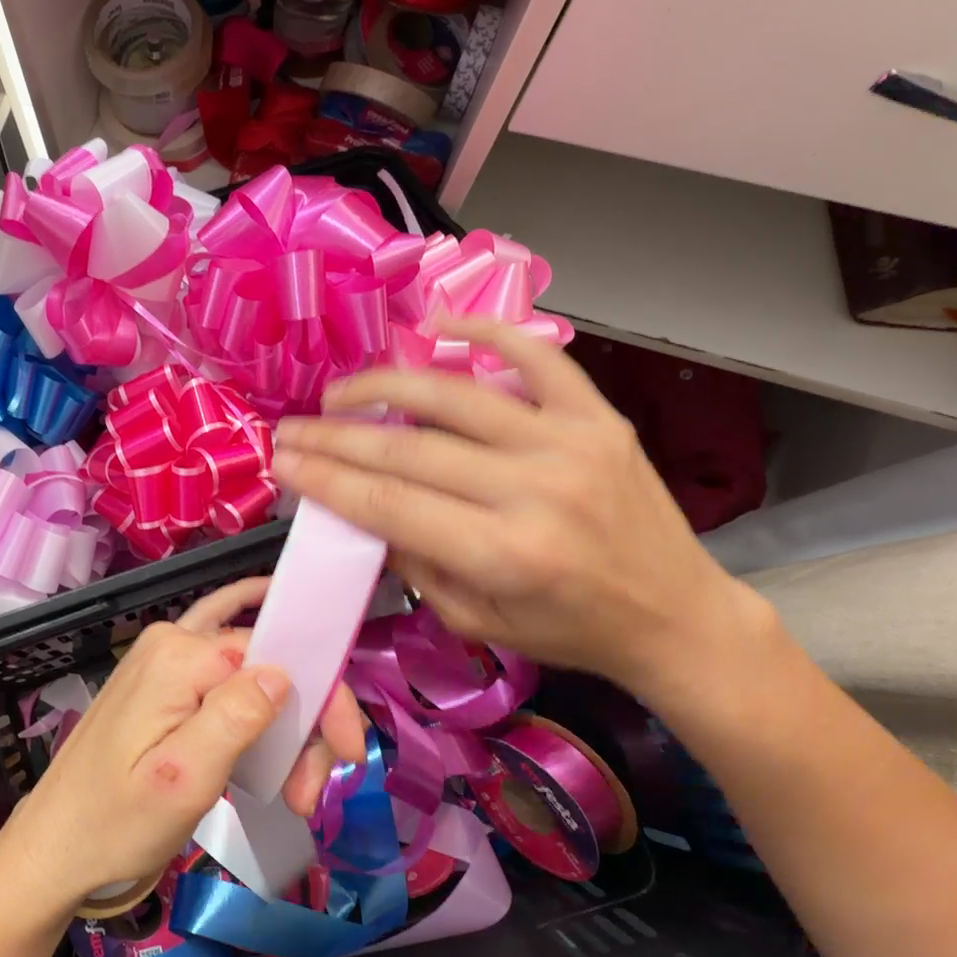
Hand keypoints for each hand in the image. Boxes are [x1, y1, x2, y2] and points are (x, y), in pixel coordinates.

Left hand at [0, 578, 367, 912]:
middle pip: (266, 664)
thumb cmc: (116, 824)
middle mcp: (171, 642)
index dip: (320, 703)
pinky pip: (223, 670)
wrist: (56, 848)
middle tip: (304, 796)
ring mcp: (162, 660)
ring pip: (250, 671)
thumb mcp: (184, 780)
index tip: (342, 761)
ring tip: (287, 791)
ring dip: (281, 725)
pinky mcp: (161, 684)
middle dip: (299, 727)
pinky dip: (256, 698)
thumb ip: (235, 718)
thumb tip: (283, 672)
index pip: (276, 656)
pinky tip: (276, 712)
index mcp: (178, 656)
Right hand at [269, 320, 770, 694]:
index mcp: (504, 553)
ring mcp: (569, 443)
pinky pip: (536, 358)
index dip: (325, 479)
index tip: (281, 463)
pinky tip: (435, 327)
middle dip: (334, 438)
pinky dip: (484, 332)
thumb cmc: (567, 629)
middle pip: (407, 449)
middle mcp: (534, 490)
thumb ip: (414, 565)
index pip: (388, 503)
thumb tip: (360, 508)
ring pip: (454, 397)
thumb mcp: (476, 622)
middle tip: (290, 430)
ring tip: (338, 394)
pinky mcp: (597, 417)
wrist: (675, 615)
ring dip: (382, 388)